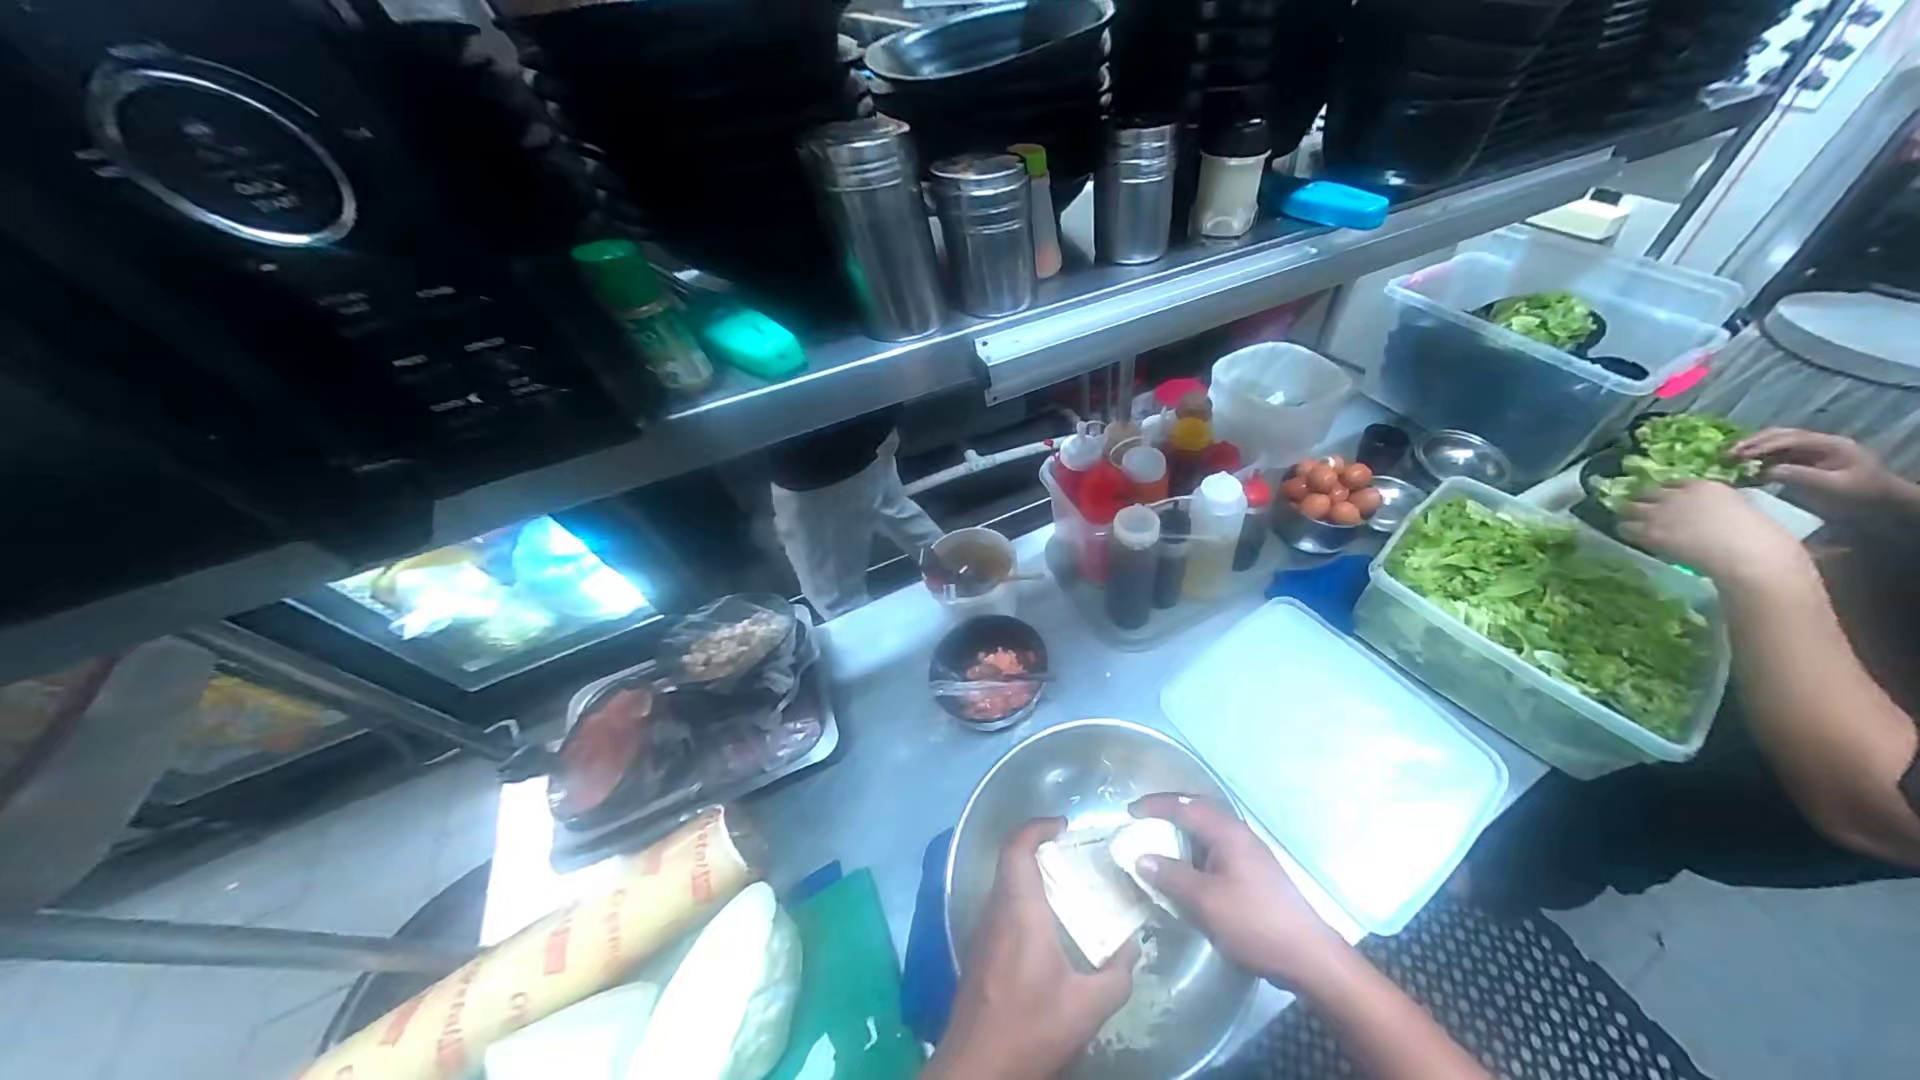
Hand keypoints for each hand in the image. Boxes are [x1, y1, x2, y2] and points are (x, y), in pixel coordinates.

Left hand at [927, 819, 1137, 1079]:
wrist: (976, 1068)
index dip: (1036, 827)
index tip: (1063, 827)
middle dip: (1040, 849)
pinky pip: (1001, 907)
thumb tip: (1132, 946)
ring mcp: (982, 930)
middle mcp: (995, 910)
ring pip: (1004, 884)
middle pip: (1011, 861)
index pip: (1017, 848)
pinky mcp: (979, 950)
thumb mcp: (1087, 1008)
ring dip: (1031, 875)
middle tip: (1074, 856)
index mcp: (1019, 911)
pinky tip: (1048, 927)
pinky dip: (1023, 899)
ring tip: (1067, 887)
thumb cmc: (1031, 1028)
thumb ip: (1117, 974)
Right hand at [1128, 794, 1348, 988]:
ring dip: (1183, 833)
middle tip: (1143, 821)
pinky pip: (1216, 850)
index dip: (1155, 806)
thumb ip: (1171, 876)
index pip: (1184, 806)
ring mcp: (1250, 853)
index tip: (1129, 812)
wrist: (1309, 957)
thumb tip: (1141, 858)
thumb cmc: (1254, 922)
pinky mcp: (1255, 873)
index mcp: (1227, 832)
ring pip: (1208, 831)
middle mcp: (1239, 834)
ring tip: (1159, 844)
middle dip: (1169, 812)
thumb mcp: (1205, 901)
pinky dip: (1195, 852)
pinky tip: (1187, 871)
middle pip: (1198, 811)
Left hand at [1618, 480, 1810, 583]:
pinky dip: (1627, 532)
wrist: (1749, 555)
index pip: (1674, 483)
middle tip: (1644, 513)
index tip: (1666, 501)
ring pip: (1629, 508)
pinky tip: (1634, 537)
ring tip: (1634, 524)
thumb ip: (1715, 505)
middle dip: (1645, 501)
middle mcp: (1677, 494)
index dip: (1667, 493)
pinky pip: (1625, 528)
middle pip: (1646, 492)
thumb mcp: (1740, 508)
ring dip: (1630, 515)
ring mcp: (1659, 512)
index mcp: (1706, 486)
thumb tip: (1704, 511)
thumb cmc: (1760, 536)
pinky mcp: (1648, 531)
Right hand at [1736, 428, 1899, 505]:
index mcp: (1832, 445)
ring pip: (1776, 442)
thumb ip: (1801, 476)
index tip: (1736, 456)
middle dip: (1752, 443)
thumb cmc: (1860, 495)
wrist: (1882, 504)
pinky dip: (1757, 457)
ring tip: (1730, 458)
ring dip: (1752, 448)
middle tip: (1727, 455)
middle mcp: (1821, 442)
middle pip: (1781, 435)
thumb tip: (1764, 470)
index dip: (1762, 446)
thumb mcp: (1833, 486)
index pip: (1791, 439)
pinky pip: (1776, 454)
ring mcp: (1813, 451)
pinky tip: (1744, 465)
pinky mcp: (1804, 460)